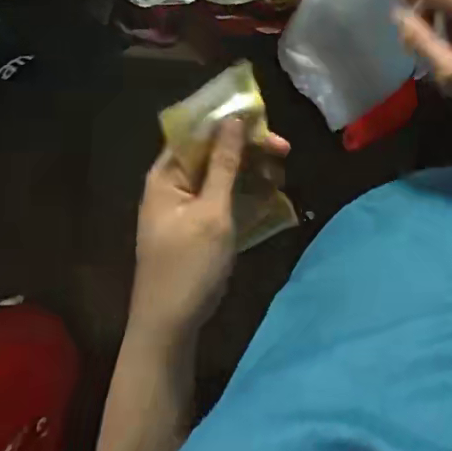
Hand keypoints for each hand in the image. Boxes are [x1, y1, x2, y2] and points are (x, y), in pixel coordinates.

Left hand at [129, 118, 288, 339]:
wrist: (168, 330)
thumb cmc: (188, 266)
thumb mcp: (212, 212)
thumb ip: (224, 164)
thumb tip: (233, 120)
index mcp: (167, 173)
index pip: (198, 131)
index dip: (230, 122)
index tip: (264, 120)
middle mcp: (173, 183)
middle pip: (213, 151)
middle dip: (248, 149)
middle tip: (284, 152)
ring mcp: (184, 205)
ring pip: (221, 174)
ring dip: (250, 171)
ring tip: (280, 177)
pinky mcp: (195, 225)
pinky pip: (221, 196)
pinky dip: (244, 194)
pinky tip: (270, 196)